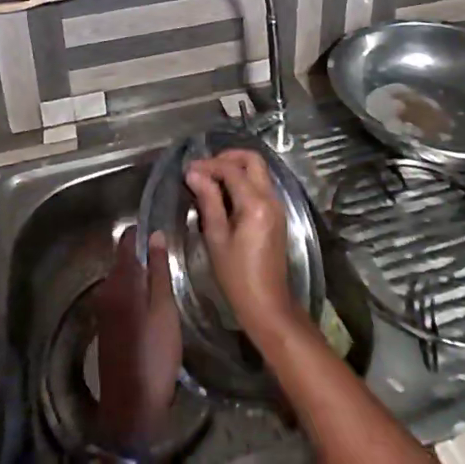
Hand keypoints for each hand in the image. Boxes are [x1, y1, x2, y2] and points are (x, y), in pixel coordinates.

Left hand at [93, 226, 181, 453]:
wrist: (131, 406)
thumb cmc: (154, 354)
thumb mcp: (164, 309)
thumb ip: (159, 270)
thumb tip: (154, 234)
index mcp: (121, 280)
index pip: (127, 241)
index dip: (143, 231)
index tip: (161, 228)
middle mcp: (106, 288)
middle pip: (124, 259)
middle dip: (144, 255)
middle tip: (169, 258)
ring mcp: (103, 307)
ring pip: (123, 279)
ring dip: (140, 276)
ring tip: (165, 281)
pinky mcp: (106, 324)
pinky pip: (120, 295)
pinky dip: (135, 293)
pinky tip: (151, 305)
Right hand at [185, 149, 303, 342]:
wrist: (267, 305)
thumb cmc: (237, 275)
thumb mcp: (216, 237)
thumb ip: (208, 200)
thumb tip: (194, 173)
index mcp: (255, 203)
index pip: (231, 169)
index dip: (208, 165)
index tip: (188, 170)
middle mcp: (270, 198)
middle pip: (252, 160)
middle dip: (227, 158)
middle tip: (204, 169)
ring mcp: (276, 206)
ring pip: (258, 171)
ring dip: (235, 169)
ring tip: (209, 181)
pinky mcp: (276, 215)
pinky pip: (260, 185)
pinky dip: (242, 182)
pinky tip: (222, 195)